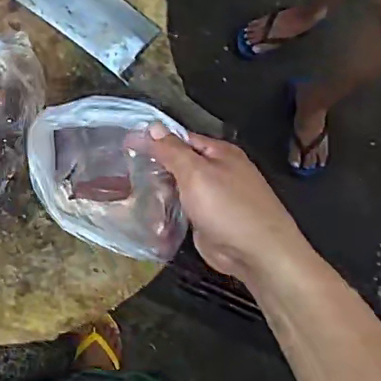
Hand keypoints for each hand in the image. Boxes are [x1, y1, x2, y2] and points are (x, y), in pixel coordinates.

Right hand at [125, 126, 314, 283]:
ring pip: (177, 186)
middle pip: (178, 162)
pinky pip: (181, 207)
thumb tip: (153, 126)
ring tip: (128, 189)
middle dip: (153, 166)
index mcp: (220, 153)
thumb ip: (171, 149)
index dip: (153, 140)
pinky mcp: (207, 218)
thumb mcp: (195, 172)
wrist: (257, 254)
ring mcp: (214, 196)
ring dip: (157, 189)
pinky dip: (166, 208)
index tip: (125, 145)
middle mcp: (218, 171)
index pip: (180, 139)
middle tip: (122, 170)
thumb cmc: (228, 208)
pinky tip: (146, 210)